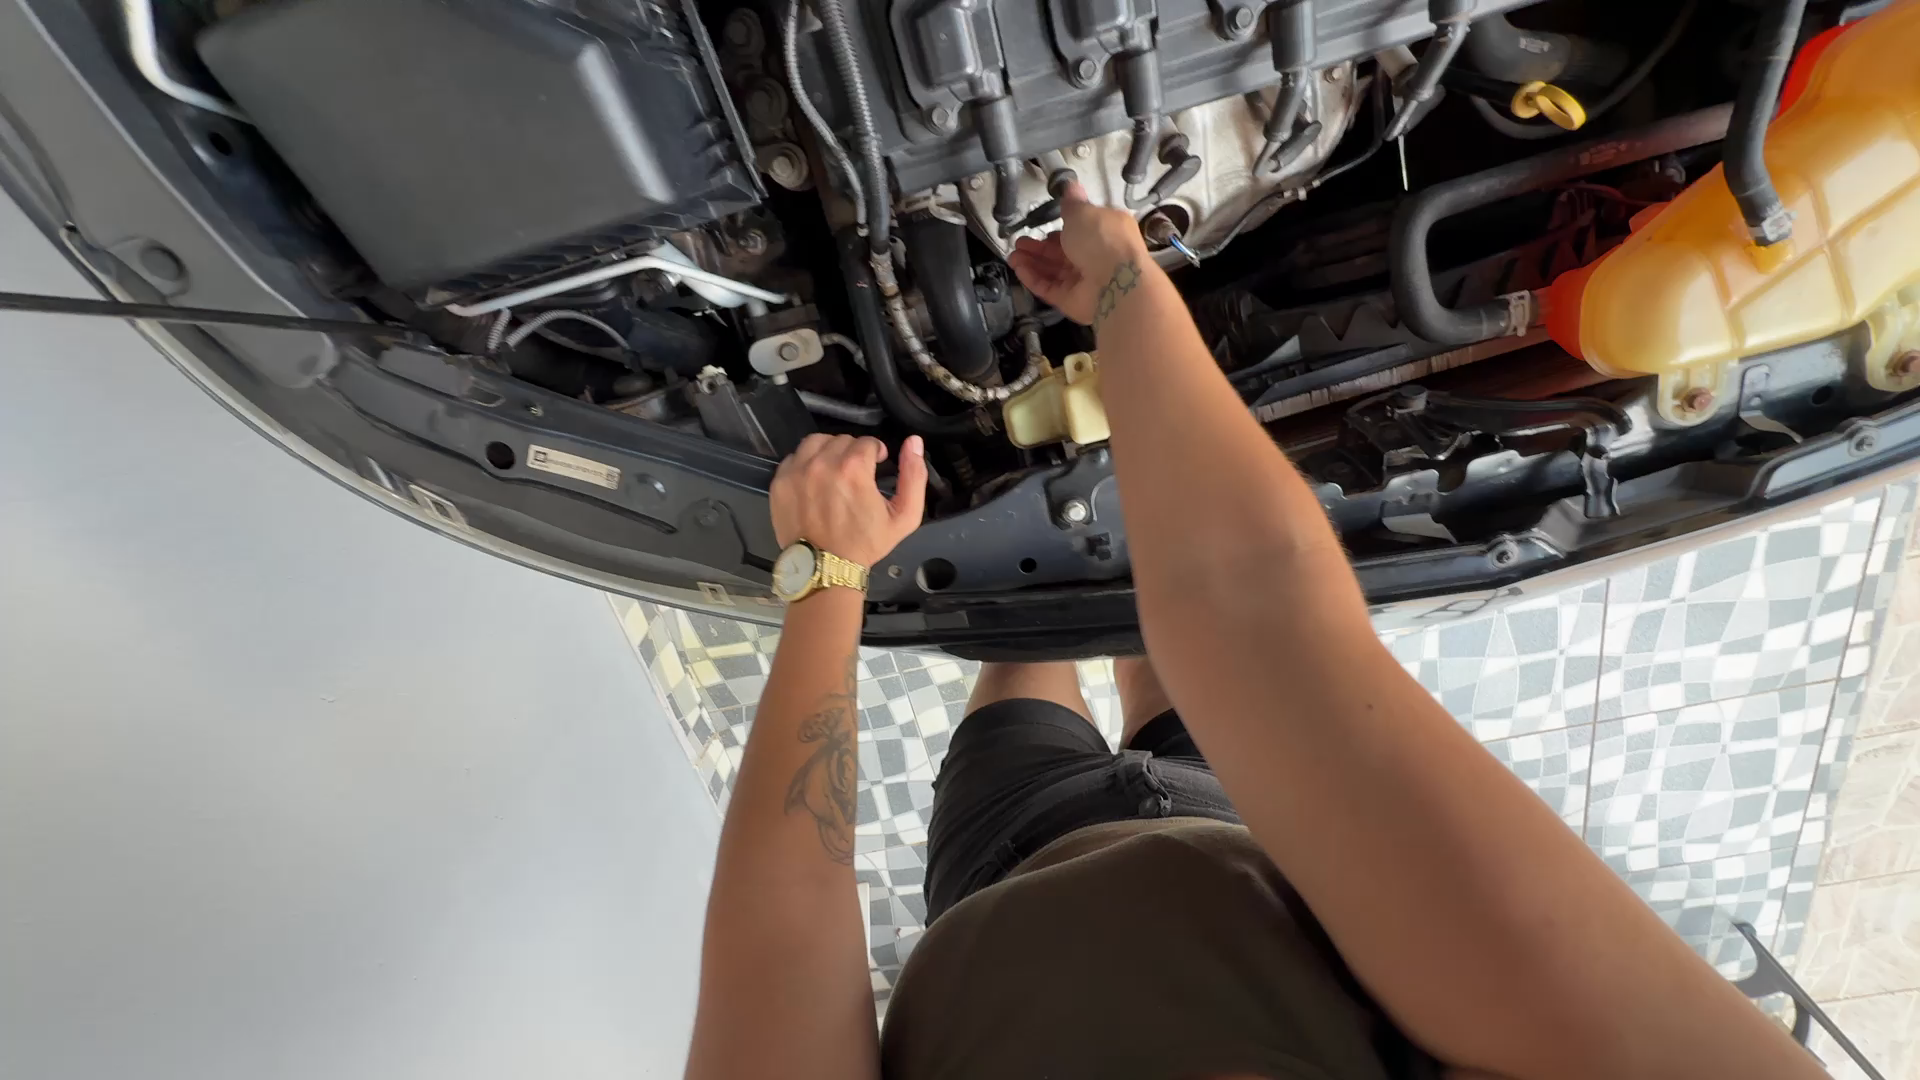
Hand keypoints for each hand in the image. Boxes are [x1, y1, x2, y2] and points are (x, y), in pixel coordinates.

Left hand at [771, 434, 927, 567]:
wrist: (827, 568)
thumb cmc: (866, 543)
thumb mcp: (905, 516)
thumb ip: (914, 476)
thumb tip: (914, 442)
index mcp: (853, 468)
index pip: (867, 441)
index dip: (875, 452)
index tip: (875, 465)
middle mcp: (822, 464)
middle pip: (841, 440)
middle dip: (852, 452)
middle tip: (855, 473)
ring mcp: (797, 472)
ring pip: (816, 442)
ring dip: (828, 451)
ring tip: (834, 470)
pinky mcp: (780, 482)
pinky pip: (795, 458)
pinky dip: (806, 464)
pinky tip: (814, 480)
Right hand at [1006, 182, 1149, 325]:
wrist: (1114, 282)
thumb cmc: (1102, 239)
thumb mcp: (1084, 212)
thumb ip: (1072, 203)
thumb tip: (1070, 186)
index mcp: (1104, 233)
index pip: (1080, 231)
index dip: (1061, 229)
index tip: (1043, 226)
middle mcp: (1095, 257)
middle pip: (1062, 253)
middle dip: (1039, 247)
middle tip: (1019, 242)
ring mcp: (1083, 281)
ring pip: (1053, 271)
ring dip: (1032, 262)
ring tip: (1012, 255)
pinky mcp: (1071, 300)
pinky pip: (1049, 288)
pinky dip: (1033, 278)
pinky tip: (1018, 269)